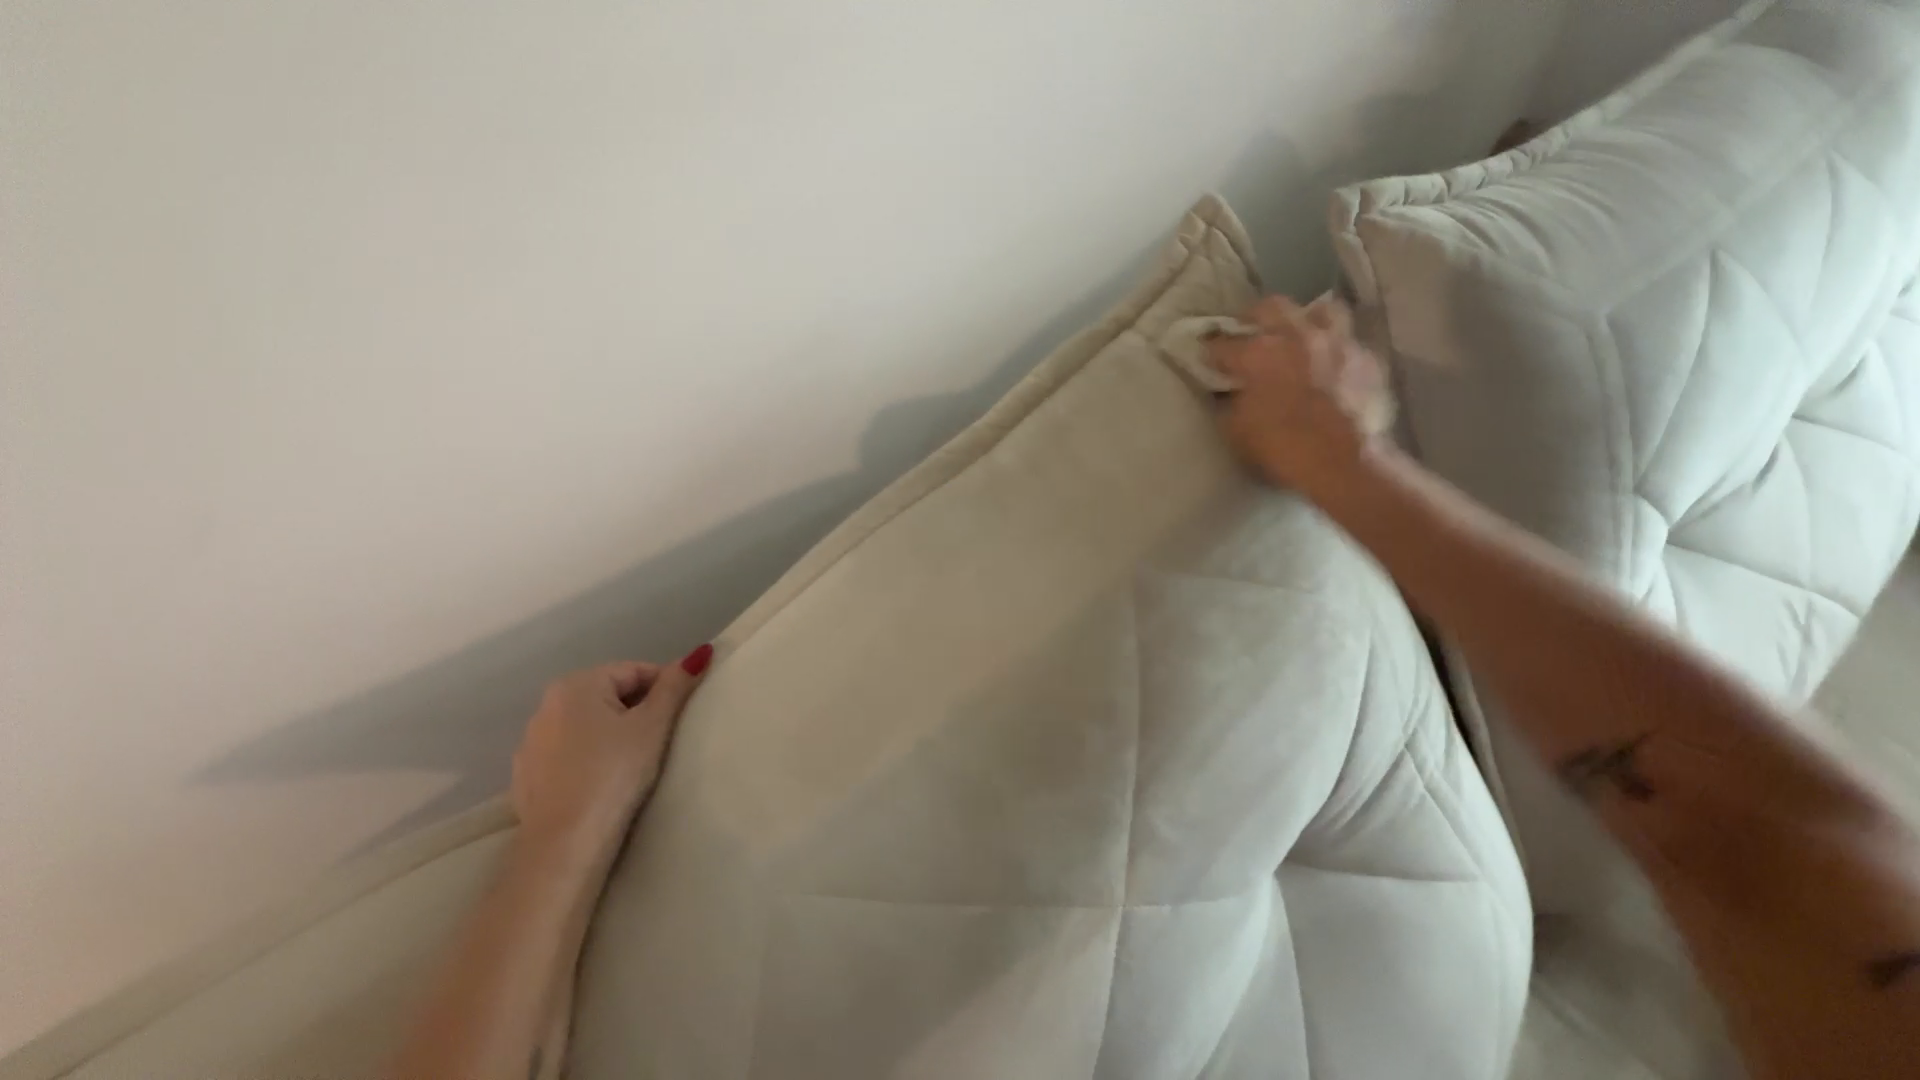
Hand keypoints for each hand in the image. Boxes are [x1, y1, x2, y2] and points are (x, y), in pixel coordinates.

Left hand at [510, 646, 712, 846]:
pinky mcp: (527, 774)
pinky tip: (604, 781)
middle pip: (609, 695)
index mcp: (577, 684)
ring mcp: (532, 741)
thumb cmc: (614, 774)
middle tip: (661, 741)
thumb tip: (701, 651)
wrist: (565, 843)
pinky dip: (589, 757)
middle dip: (638, 711)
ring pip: (587, 724)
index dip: (665, 689)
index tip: (680, 716)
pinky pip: (568, 752)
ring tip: (635, 763)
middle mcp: (547, 704)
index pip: (635, 671)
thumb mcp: (653, 726)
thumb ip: (675, 686)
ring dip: (612, 734)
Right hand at [1207, 295, 1394, 498]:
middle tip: (1249, 331)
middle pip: (1271, 307)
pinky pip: (1348, 340)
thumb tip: (1231, 392)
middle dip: (1254, 316)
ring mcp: (1336, 342)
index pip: (1223, 344)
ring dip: (1305, 318)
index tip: (1206, 354)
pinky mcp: (1366, 358)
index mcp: (1259, 354)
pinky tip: (1332, 364)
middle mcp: (1297, 336)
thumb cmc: (1285, 448)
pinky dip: (1335, 348)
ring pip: (1320, 310)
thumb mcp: (1239, 431)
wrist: (1347, 462)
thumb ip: (1231, 403)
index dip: (1211, 349)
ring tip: (1299, 334)